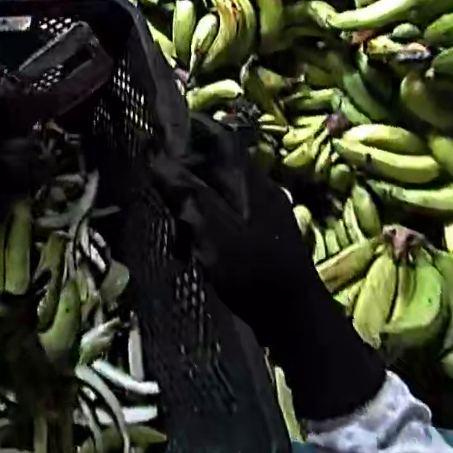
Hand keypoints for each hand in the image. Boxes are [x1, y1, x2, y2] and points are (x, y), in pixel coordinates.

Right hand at [151, 114, 383, 420]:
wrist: (299, 325)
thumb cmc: (253, 271)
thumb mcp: (211, 228)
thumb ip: (183, 189)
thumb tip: (153, 150)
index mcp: (247, 177)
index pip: (217, 135)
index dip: (188, 128)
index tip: (158, 132)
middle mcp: (257, 187)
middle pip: (212, 166)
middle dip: (182, 177)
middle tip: (158, 196)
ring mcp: (262, 213)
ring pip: (216, 195)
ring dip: (191, 209)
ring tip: (176, 238)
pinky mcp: (262, 238)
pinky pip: (224, 219)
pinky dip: (204, 229)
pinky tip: (194, 255)